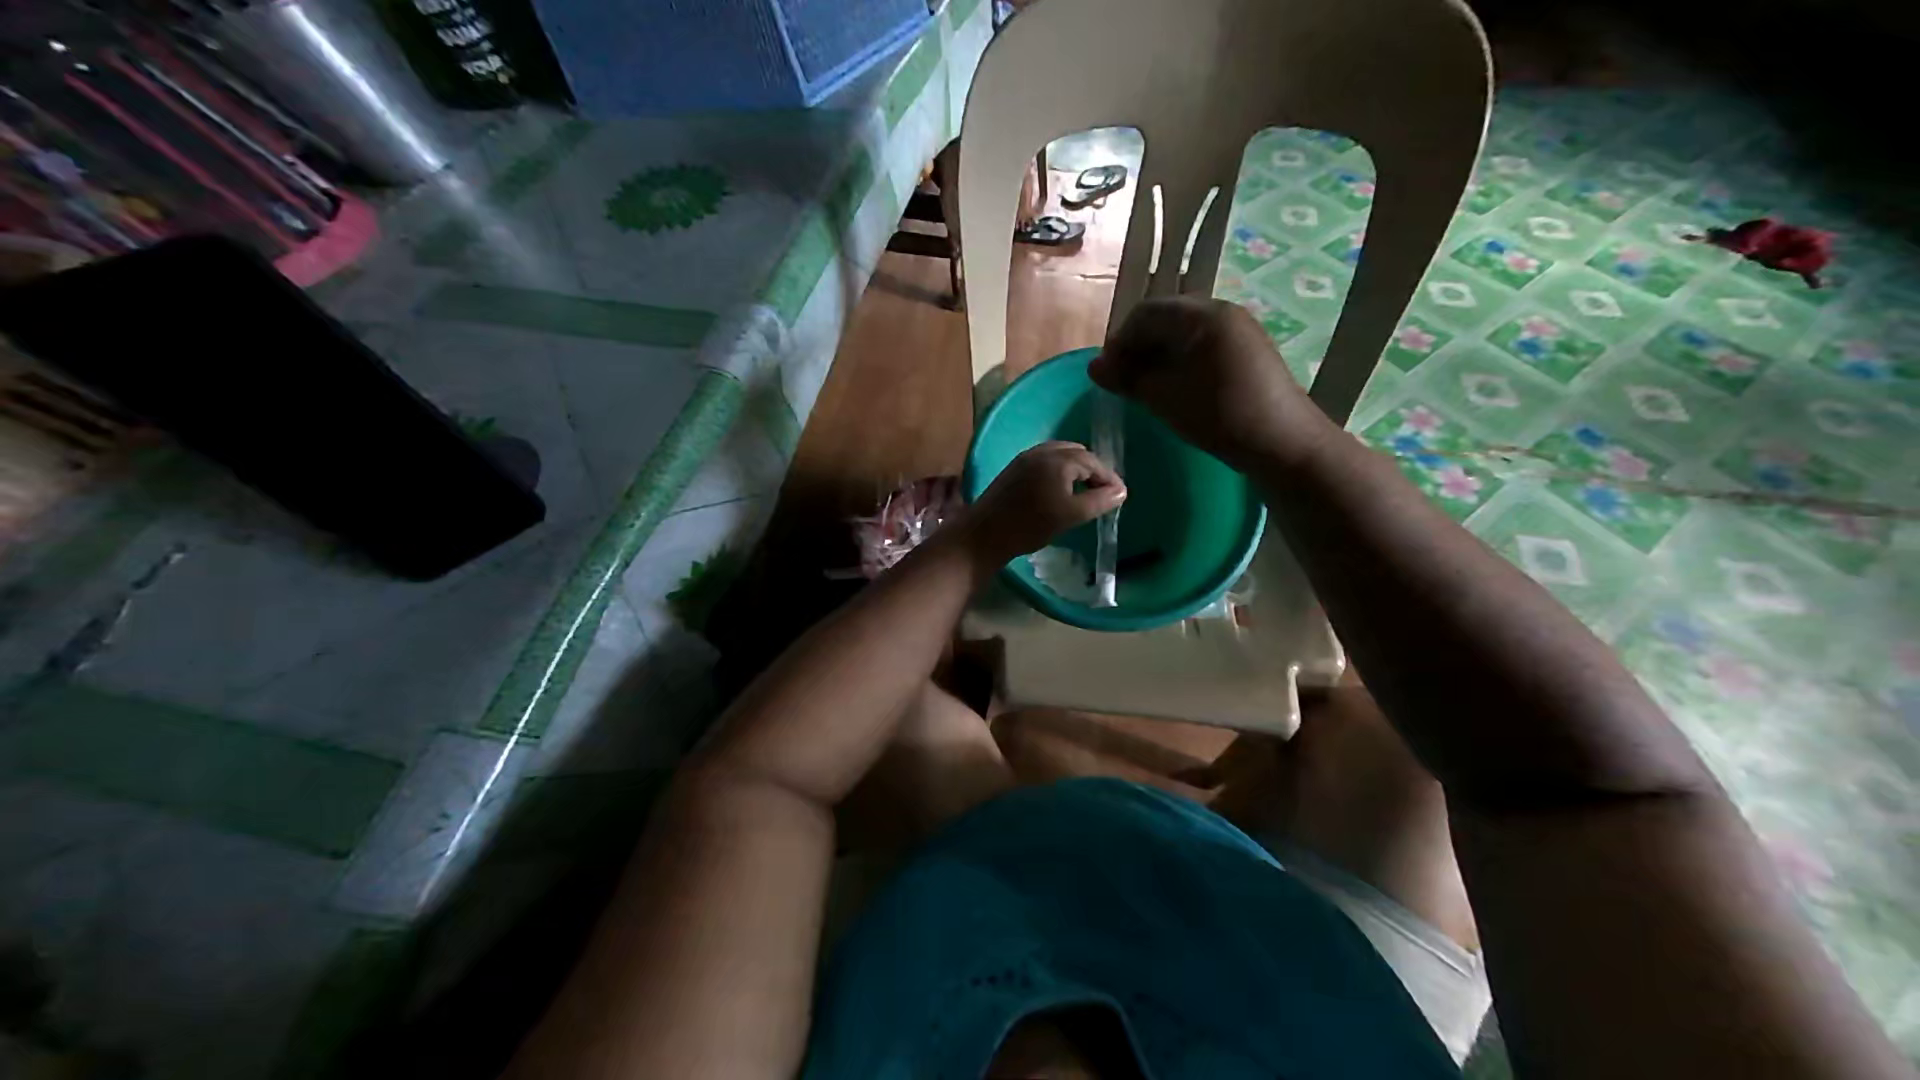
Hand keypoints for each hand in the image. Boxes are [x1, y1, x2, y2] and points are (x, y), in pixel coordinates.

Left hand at [963, 441, 1124, 565]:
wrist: (985, 534)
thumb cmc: (1030, 525)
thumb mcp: (1071, 515)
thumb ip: (1099, 501)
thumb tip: (1120, 491)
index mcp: (1058, 459)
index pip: (1093, 462)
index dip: (1109, 478)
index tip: (1119, 496)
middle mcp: (1042, 452)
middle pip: (1077, 454)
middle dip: (1093, 471)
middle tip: (1103, 492)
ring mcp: (1025, 458)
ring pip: (1060, 456)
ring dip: (1076, 470)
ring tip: (1085, 491)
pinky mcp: (1014, 468)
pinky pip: (1045, 462)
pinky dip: (1059, 471)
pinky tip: (1060, 489)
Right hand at [1088, 296, 1332, 470]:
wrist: (1282, 442)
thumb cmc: (1218, 415)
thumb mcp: (1164, 397)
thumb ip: (1127, 378)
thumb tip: (1094, 367)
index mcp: (1201, 315)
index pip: (1145, 313)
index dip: (1119, 341)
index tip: (1107, 374)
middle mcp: (1222, 310)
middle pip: (1165, 317)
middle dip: (1138, 346)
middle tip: (1123, 380)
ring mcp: (1239, 328)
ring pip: (1184, 331)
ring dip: (1158, 353)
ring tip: (1146, 386)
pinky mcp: (1248, 348)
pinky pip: (1204, 342)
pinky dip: (1181, 358)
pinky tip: (1176, 386)